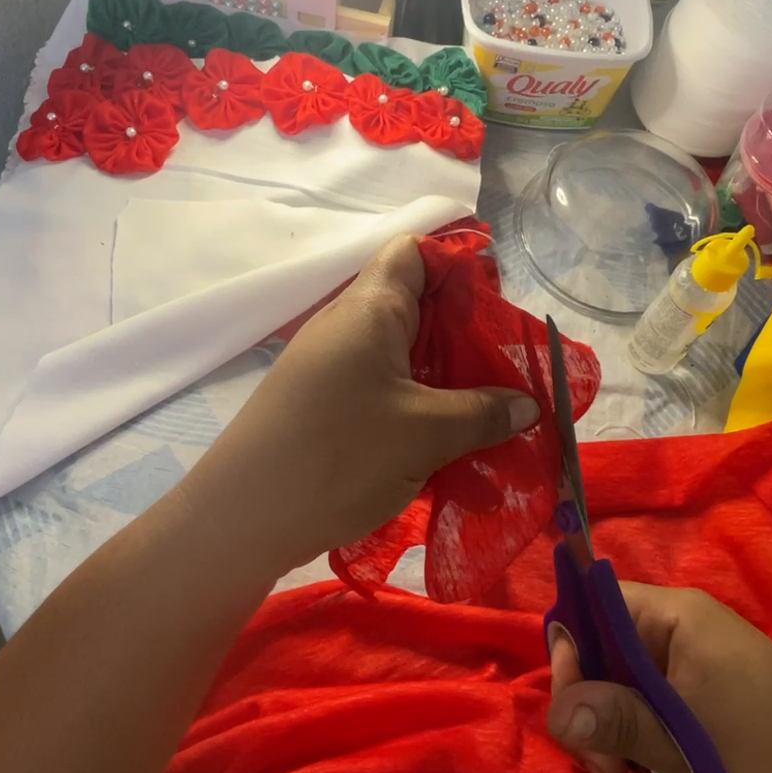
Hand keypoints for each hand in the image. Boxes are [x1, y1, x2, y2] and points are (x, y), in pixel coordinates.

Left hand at [183, 234, 539, 571]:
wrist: (242, 519)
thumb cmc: (338, 455)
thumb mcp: (424, 434)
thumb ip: (483, 412)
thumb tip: (529, 404)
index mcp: (369, 309)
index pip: (413, 253)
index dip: (458, 264)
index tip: (497, 305)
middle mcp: (348, 327)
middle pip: (416, 307)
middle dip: (465, 335)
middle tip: (506, 370)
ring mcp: (332, 369)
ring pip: (403, 356)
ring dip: (446, 380)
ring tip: (487, 413)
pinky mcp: (325, 407)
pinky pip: (384, 390)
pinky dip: (419, 408)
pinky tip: (446, 444)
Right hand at [547, 583, 771, 772]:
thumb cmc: (771, 768)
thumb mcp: (683, 749)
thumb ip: (614, 720)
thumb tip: (556, 710)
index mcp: (679, 614)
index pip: (596, 604)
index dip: (572, 653)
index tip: (574, 715)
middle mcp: (688, 621)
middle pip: (608, 642)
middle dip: (594, 700)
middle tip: (606, 766)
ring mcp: (705, 652)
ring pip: (630, 672)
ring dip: (617, 721)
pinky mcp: (717, 685)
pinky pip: (658, 689)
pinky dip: (645, 726)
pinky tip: (654, 764)